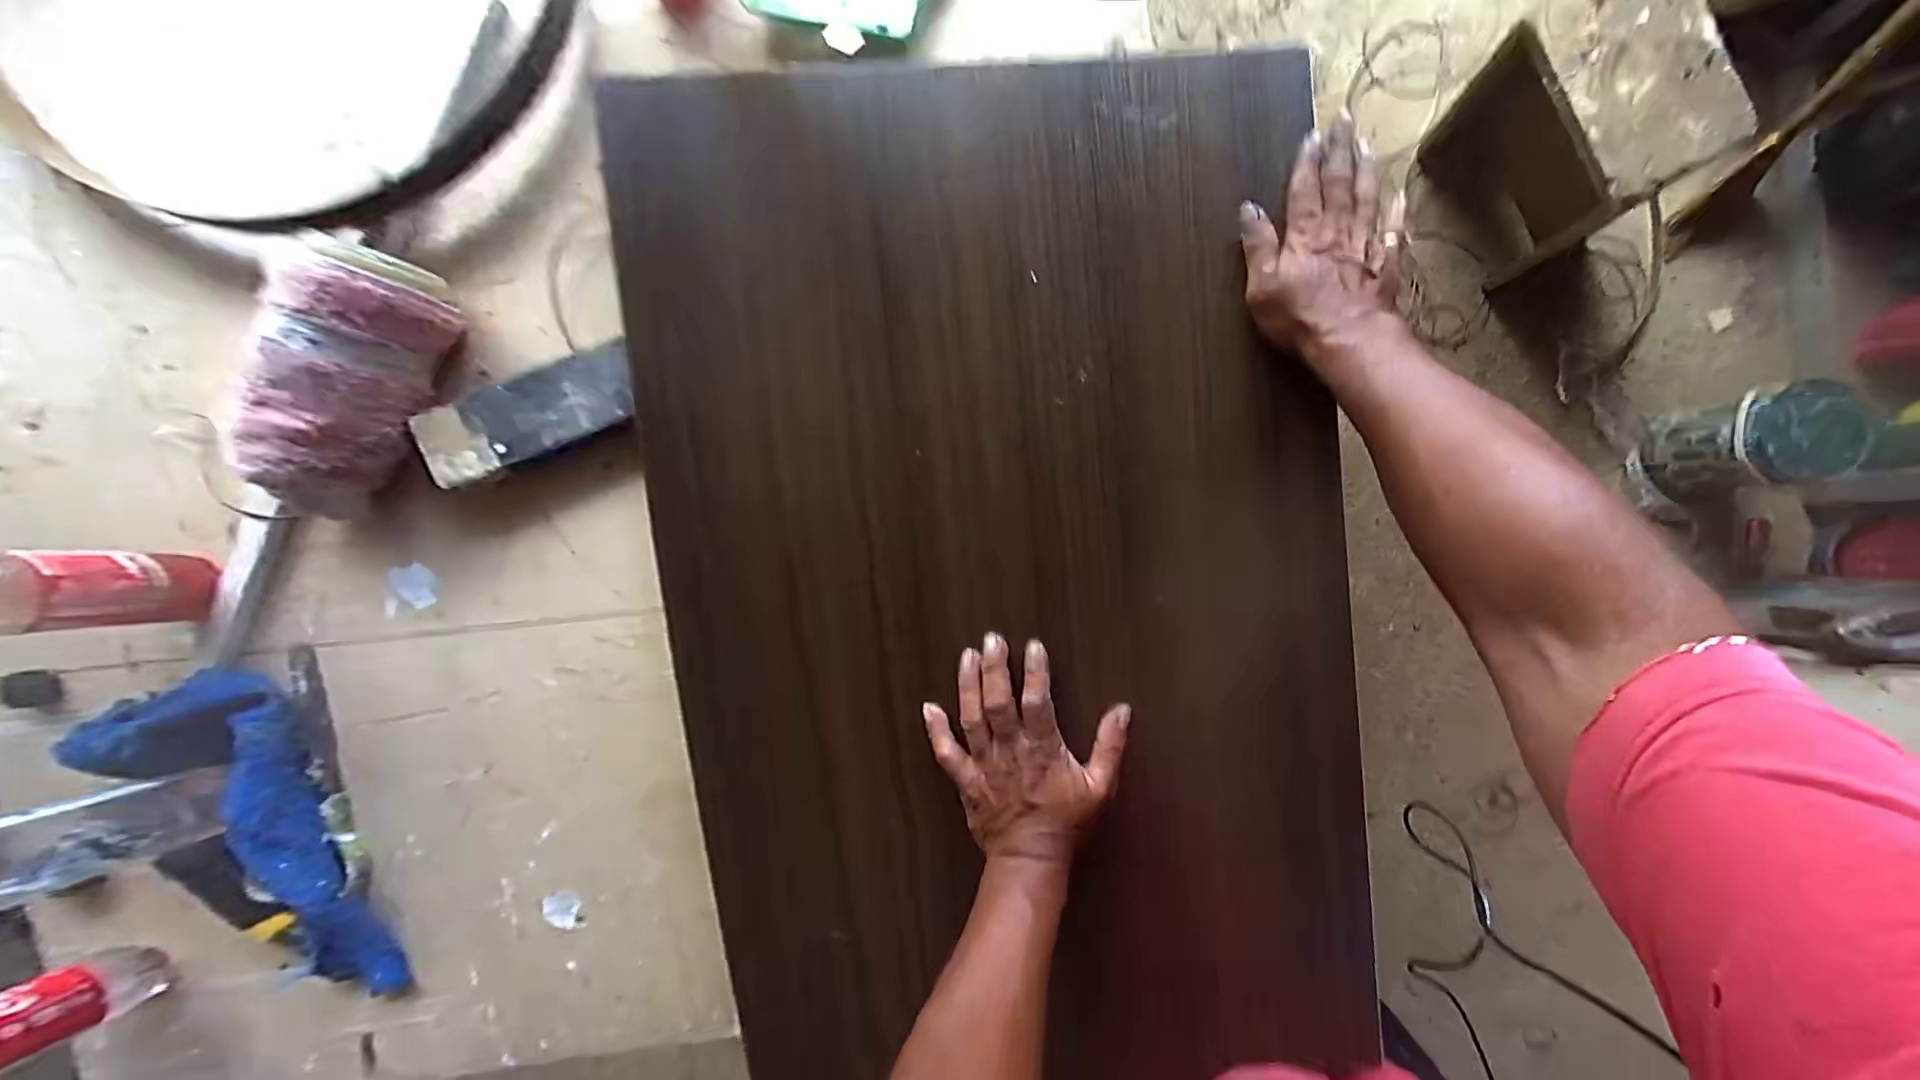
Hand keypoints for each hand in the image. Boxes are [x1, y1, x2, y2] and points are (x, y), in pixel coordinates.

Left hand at [921, 633, 1129, 866]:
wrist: (1031, 860)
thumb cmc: (1067, 822)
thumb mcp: (1100, 786)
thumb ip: (1110, 746)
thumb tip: (1122, 710)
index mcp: (1043, 749)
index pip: (1039, 702)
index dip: (1035, 673)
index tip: (1033, 646)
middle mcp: (1011, 751)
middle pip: (999, 703)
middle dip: (995, 669)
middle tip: (992, 639)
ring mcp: (985, 765)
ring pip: (972, 719)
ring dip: (967, 686)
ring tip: (967, 656)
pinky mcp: (967, 780)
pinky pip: (947, 754)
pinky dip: (936, 731)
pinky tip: (929, 707)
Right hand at [1239, 116, 1405, 358]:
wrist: (1347, 337)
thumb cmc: (1297, 316)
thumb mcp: (1261, 285)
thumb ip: (1257, 246)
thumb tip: (1248, 210)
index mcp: (1304, 236)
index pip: (1304, 190)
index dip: (1307, 161)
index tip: (1312, 134)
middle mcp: (1337, 231)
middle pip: (1338, 183)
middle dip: (1339, 150)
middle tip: (1344, 119)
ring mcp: (1364, 244)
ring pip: (1366, 197)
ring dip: (1366, 168)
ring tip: (1366, 143)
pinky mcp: (1384, 263)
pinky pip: (1393, 229)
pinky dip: (1397, 209)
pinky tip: (1401, 193)